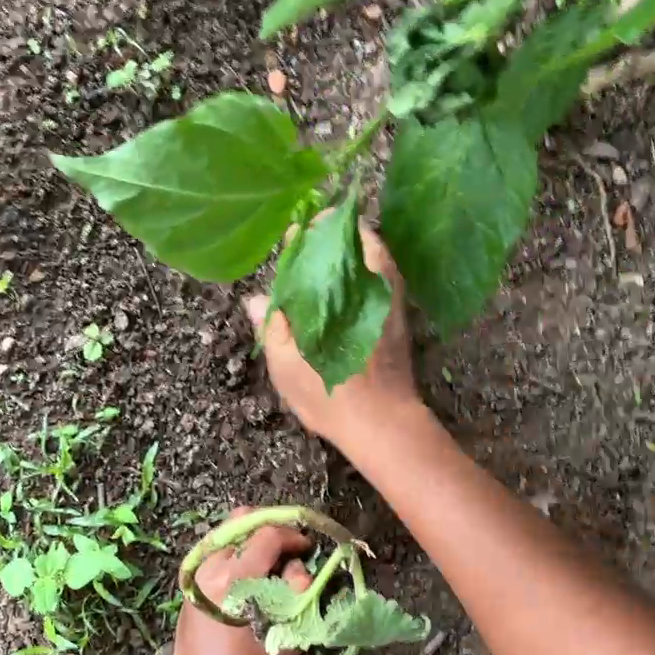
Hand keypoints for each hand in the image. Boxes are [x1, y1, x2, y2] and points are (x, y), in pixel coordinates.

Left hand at [171, 510, 315, 654]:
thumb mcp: (287, 631)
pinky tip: (249, 570)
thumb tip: (299, 567)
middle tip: (288, 544)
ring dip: (252, 538)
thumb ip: (299, 591)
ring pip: (227, 533)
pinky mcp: (190, 580)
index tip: (306, 547)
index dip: (293, 536)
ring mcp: (196, 571)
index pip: (268, 535)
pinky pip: (216, 550)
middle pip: (242, 520)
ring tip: (270, 557)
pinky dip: (236, 550)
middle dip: (270, 527)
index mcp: (235, 577)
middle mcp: (211, 566)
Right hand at [242, 222, 424, 452]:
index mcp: (348, 289)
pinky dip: (358, 283)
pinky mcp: (398, 324)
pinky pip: (378, 287)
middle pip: (360, 244)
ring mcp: (391, 305)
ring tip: (318, 275)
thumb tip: (256, 300)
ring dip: (347, 261)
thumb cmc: (332, 393)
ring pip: (372, 265)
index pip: (337, 237)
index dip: (316, 229)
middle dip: (333, 241)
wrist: (382, 425)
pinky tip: (337, 301)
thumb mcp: (288, 363)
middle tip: (305, 252)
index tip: (297, 234)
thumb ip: (273, 326)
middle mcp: (375, 288)